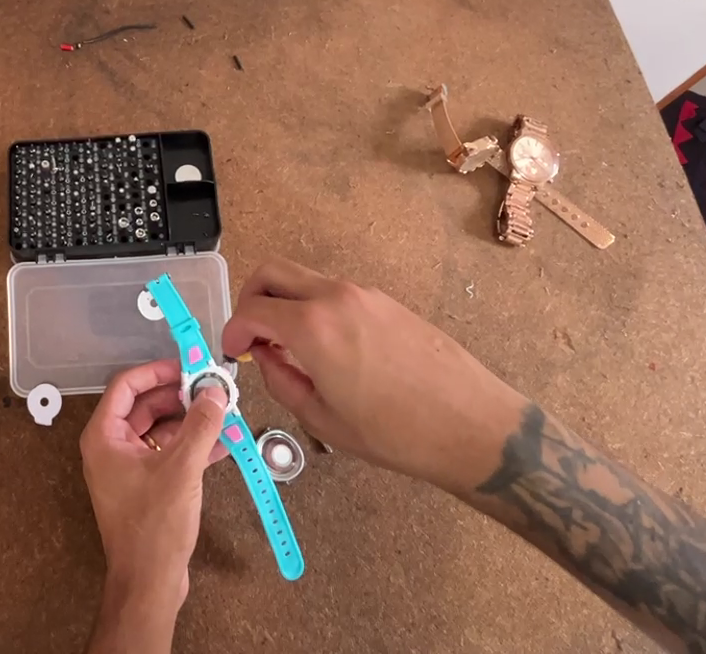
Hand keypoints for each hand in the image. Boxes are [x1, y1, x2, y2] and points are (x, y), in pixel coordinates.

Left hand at [79, 359, 228, 604]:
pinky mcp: (144, 485)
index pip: (126, 386)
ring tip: (222, 414)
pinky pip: (166, 452)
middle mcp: (110, 447)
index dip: (156, 371)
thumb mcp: (181, 468)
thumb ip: (200, 426)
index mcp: (104, 436)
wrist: (149, 584)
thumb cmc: (154, 525)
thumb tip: (216, 392)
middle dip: (178, 397)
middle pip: (144, 406)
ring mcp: (126, 467)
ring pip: (158, 429)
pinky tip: (221, 444)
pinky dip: (190, 446)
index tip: (186, 367)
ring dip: (189, 421)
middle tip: (210, 390)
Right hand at [219, 257, 526, 493]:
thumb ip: (281, 381)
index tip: (234, 351)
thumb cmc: (395, 433)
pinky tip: (327, 347)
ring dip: (283, 301)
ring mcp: (362, 293)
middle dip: (250, 298)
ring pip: (303, 278)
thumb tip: (266, 357)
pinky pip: (332, 291)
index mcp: (312, 327)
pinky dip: (313, 307)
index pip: (252, 309)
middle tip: (251, 333)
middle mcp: (333, 296)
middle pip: (271, 271)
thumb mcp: (322, 420)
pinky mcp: (384, 300)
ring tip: (290, 347)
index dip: (233, 329)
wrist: (472, 425)